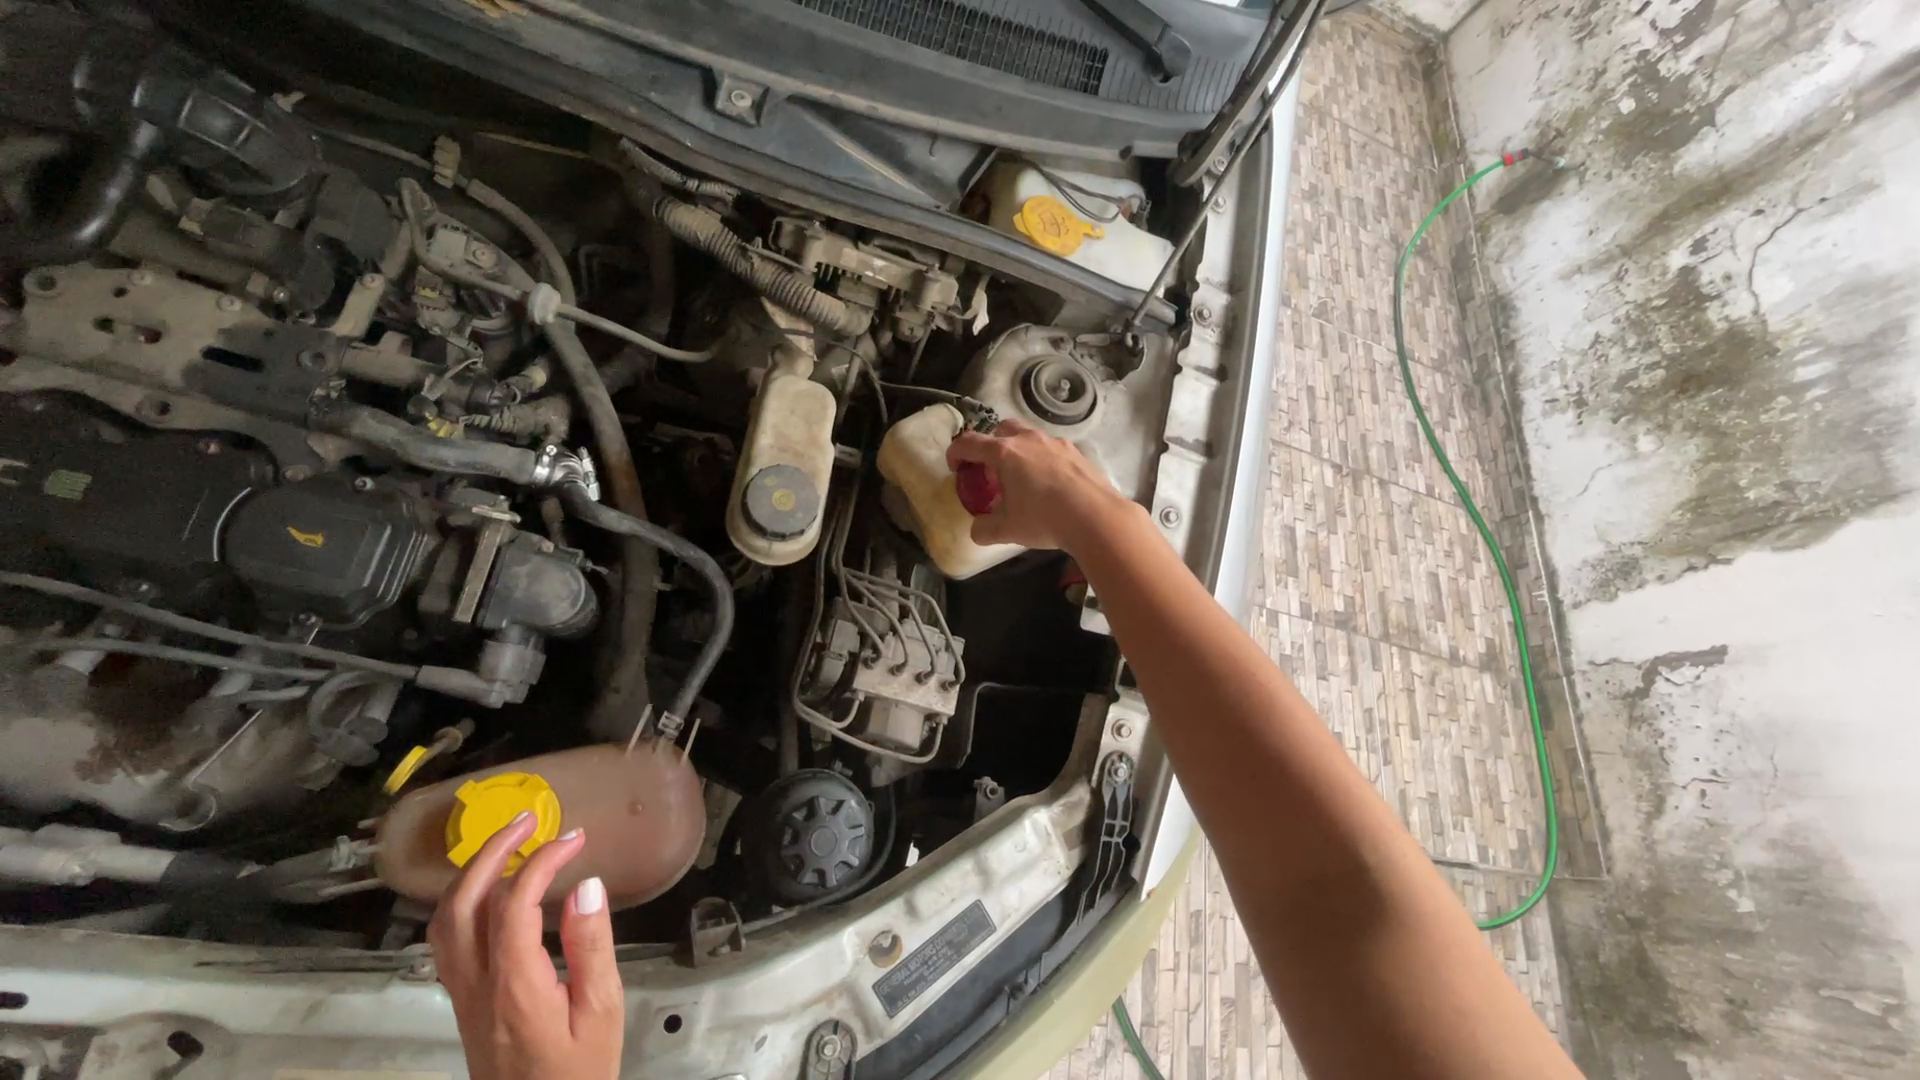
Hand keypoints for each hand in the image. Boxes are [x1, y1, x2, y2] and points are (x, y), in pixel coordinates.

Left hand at [428, 813, 623, 1079]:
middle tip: (531, 819)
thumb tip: (587, 885)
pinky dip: (463, 898)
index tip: (575, 839)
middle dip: (493, 852)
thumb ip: (591, 947)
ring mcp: (462, 994)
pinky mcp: (463, 1000)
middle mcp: (476, 985)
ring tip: (509, 842)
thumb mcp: (602, 1011)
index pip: (514, 905)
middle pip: (463, 904)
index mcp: (514, 986)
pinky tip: (491, 887)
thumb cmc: (579, 1071)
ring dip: (471, 872)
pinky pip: (447, 938)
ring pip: (444, 920)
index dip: (541, 862)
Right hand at [946, 419, 1139, 551]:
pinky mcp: (1077, 452)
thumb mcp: (1007, 530)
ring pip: (1029, 436)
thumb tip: (977, 530)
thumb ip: (984, 529)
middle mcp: (1029, 440)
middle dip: (990, 445)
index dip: (956, 453)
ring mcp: (1056, 443)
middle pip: (1001, 429)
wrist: (1096, 517)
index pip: (969, 443)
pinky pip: (1051, 449)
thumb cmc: (1045, 519)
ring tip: (1022, 477)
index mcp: (1004, 453)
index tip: (955, 469)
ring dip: (1019, 450)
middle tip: (991, 470)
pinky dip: (1042, 459)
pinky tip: (1050, 483)